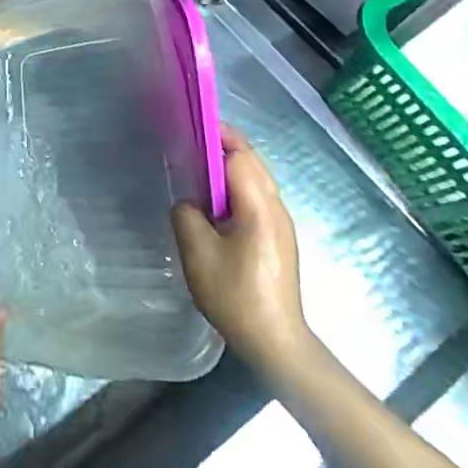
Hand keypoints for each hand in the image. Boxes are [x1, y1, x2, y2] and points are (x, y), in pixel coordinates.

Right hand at [171, 126, 312, 373]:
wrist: (276, 341)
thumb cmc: (236, 295)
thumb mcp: (198, 253)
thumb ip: (187, 215)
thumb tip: (189, 203)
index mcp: (259, 207)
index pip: (241, 156)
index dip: (218, 137)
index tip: (192, 126)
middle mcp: (276, 209)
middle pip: (253, 163)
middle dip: (225, 146)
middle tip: (191, 142)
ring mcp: (281, 225)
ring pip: (257, 180)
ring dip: (230, 167)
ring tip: (198, 168)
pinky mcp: (278, 239)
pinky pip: (256, 198)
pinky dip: (236, 187)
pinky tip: (214, 203)